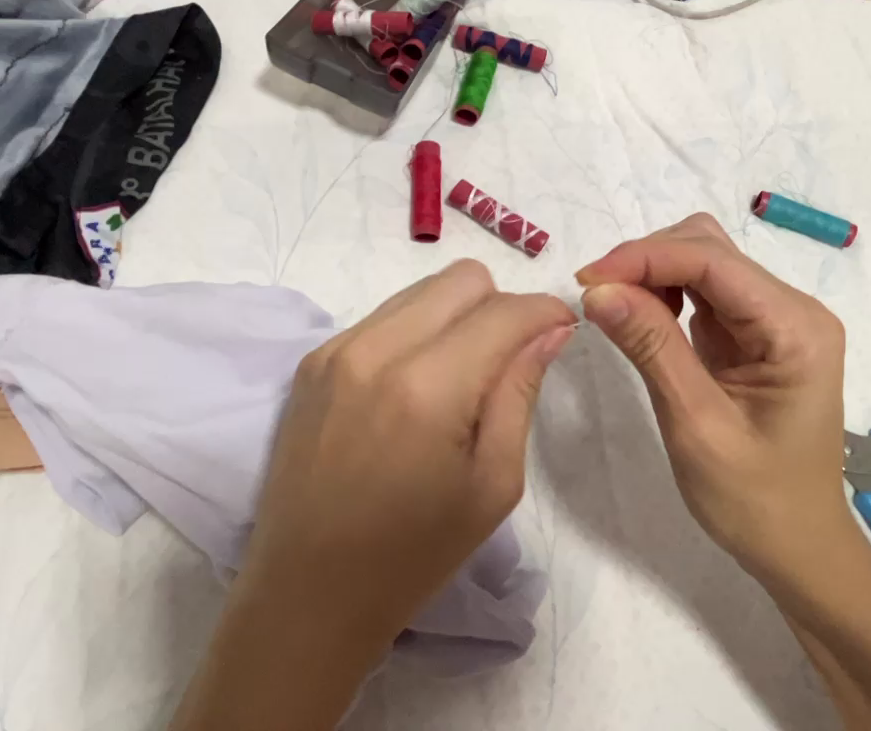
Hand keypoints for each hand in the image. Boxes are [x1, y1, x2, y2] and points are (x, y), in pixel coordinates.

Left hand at [172, 261, 574, 730]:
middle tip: (509, 359)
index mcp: (428, 387)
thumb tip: (549, 330)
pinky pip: (383, 316)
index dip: (546, 312)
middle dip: (500, 306)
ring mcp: (336, 349)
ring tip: (461, 375)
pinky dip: (415, 331)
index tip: (562, 331)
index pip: (505, 311)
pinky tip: (415, 385)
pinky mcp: (312, 361)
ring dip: (456, 315)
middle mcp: (376, 349)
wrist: (308, 592)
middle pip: (462, 278)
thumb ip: (520, 392)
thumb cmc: (414, 554)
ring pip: (420, 290)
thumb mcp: (493, 484)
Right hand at [576, 213, 854, 587]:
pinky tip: (640, 317)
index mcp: (795, 328)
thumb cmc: (753, 500)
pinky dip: (664, 293)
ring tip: (613, 307)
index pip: (712, 260)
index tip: (586, 280)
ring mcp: (774, 318)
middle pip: (709, 248)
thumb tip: (597, 288)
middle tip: (595, 297)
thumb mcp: (696, 424)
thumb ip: (650, 347)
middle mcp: (792, 309)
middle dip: (647, 260)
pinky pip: (703, 291)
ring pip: (703, 261)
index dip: (644, 258)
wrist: (796, 546)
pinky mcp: (754, 332)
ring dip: (652, 273)